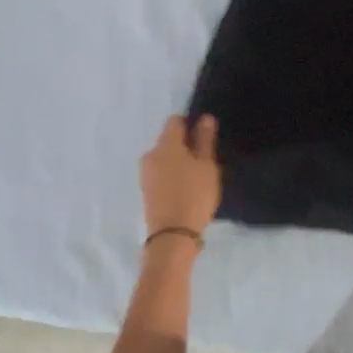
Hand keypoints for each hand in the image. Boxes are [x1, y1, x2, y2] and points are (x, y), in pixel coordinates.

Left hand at [143, 115, 221, 236]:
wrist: (173, 234)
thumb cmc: (195, 194)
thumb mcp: (207, 166)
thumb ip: (205, 140)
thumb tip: (204, 118)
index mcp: (166, 144)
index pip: (175, 121)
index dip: (191, 124)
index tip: (205, 137)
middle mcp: (151, 154)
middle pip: (168, 139)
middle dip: (185, 144)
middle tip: (205, 159)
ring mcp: (146, 172)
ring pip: (164, 157)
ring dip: (179, 160)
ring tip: (197, 176)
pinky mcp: (146, 189)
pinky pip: (161, 172)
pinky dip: (172, 174)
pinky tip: (185, 188)